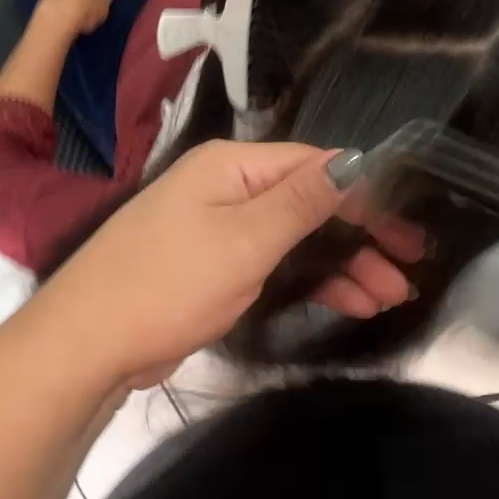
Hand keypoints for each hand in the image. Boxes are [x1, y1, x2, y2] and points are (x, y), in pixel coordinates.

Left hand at [25, 142, 420, 387]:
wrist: (89, 340)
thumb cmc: (170, 281)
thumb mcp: (245, 240)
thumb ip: (302, 201)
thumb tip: (356, 158)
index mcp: (234, 164)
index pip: (316, 164)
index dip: (367, 192)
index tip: (410, 228)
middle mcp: (228, 185)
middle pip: (310, 200)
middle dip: (360, 234)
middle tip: (409, 269)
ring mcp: (219, 225)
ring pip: (295, 236)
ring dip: (341, 262)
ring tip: (391, 296)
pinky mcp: (214, 264)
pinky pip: (274, 262)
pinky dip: (309, 279)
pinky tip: (348, 301)